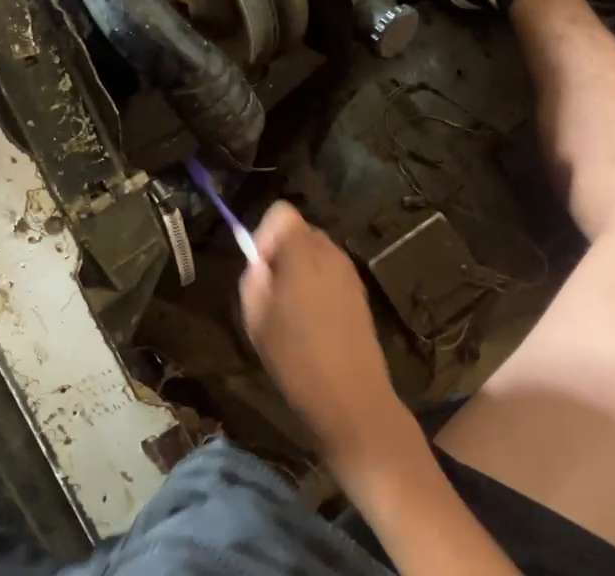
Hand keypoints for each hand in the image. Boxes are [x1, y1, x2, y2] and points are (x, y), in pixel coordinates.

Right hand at [241, 202, 406, 459]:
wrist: (353, 401)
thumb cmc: (297, 361)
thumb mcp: (256, 320)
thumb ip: (253, 279)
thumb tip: (259, 264)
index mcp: (303, 254)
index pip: (281, 213)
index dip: (264, 234)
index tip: (259, 268)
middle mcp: (331, 254)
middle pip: (300, 231)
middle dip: (281, 252)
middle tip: (270, 292)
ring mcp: (350, 273)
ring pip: (316, 252)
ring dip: (299, 269)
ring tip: (289, 310)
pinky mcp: (361, 294)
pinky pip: (330, 273)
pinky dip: (316, 284)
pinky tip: (311, 322)